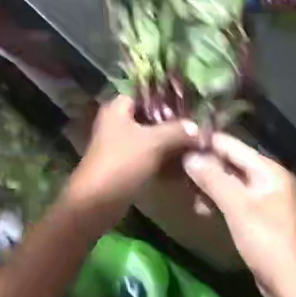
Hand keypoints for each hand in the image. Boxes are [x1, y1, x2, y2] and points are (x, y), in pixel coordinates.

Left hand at [61, 96, 196, 223]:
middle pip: (149, 118)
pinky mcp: (124, 165)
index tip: (190, 107)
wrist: (97, 201)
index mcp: (117, 109)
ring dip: (170, 144)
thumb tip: (197, 127)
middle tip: (198, 129)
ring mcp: (119, 145)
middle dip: (172, 124)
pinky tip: (183, 165)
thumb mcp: (153, 142)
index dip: (166, 99)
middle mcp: (116, 122)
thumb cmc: (122, 162)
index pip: (145, 95)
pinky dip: (163, 160)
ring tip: (196, 147)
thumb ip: (176, 131)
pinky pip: (147, 157)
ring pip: (150, 139)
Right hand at [180, 133, 295, 296]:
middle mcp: (271, 177)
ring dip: (210, 184)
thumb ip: (211, 177)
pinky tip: (204, 208)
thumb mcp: (236, 206)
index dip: (204, 144)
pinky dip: (219, 198)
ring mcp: (268, 196)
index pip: (230, 145)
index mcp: (269, 170)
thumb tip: (187, 155)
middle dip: (205, 166)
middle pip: (231, 161)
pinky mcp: (263, 214)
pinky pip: (236, 196)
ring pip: (231, 180)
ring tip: (190, 194)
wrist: (292, 284)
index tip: (177, 147)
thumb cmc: (265, 241)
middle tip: (179, 174)